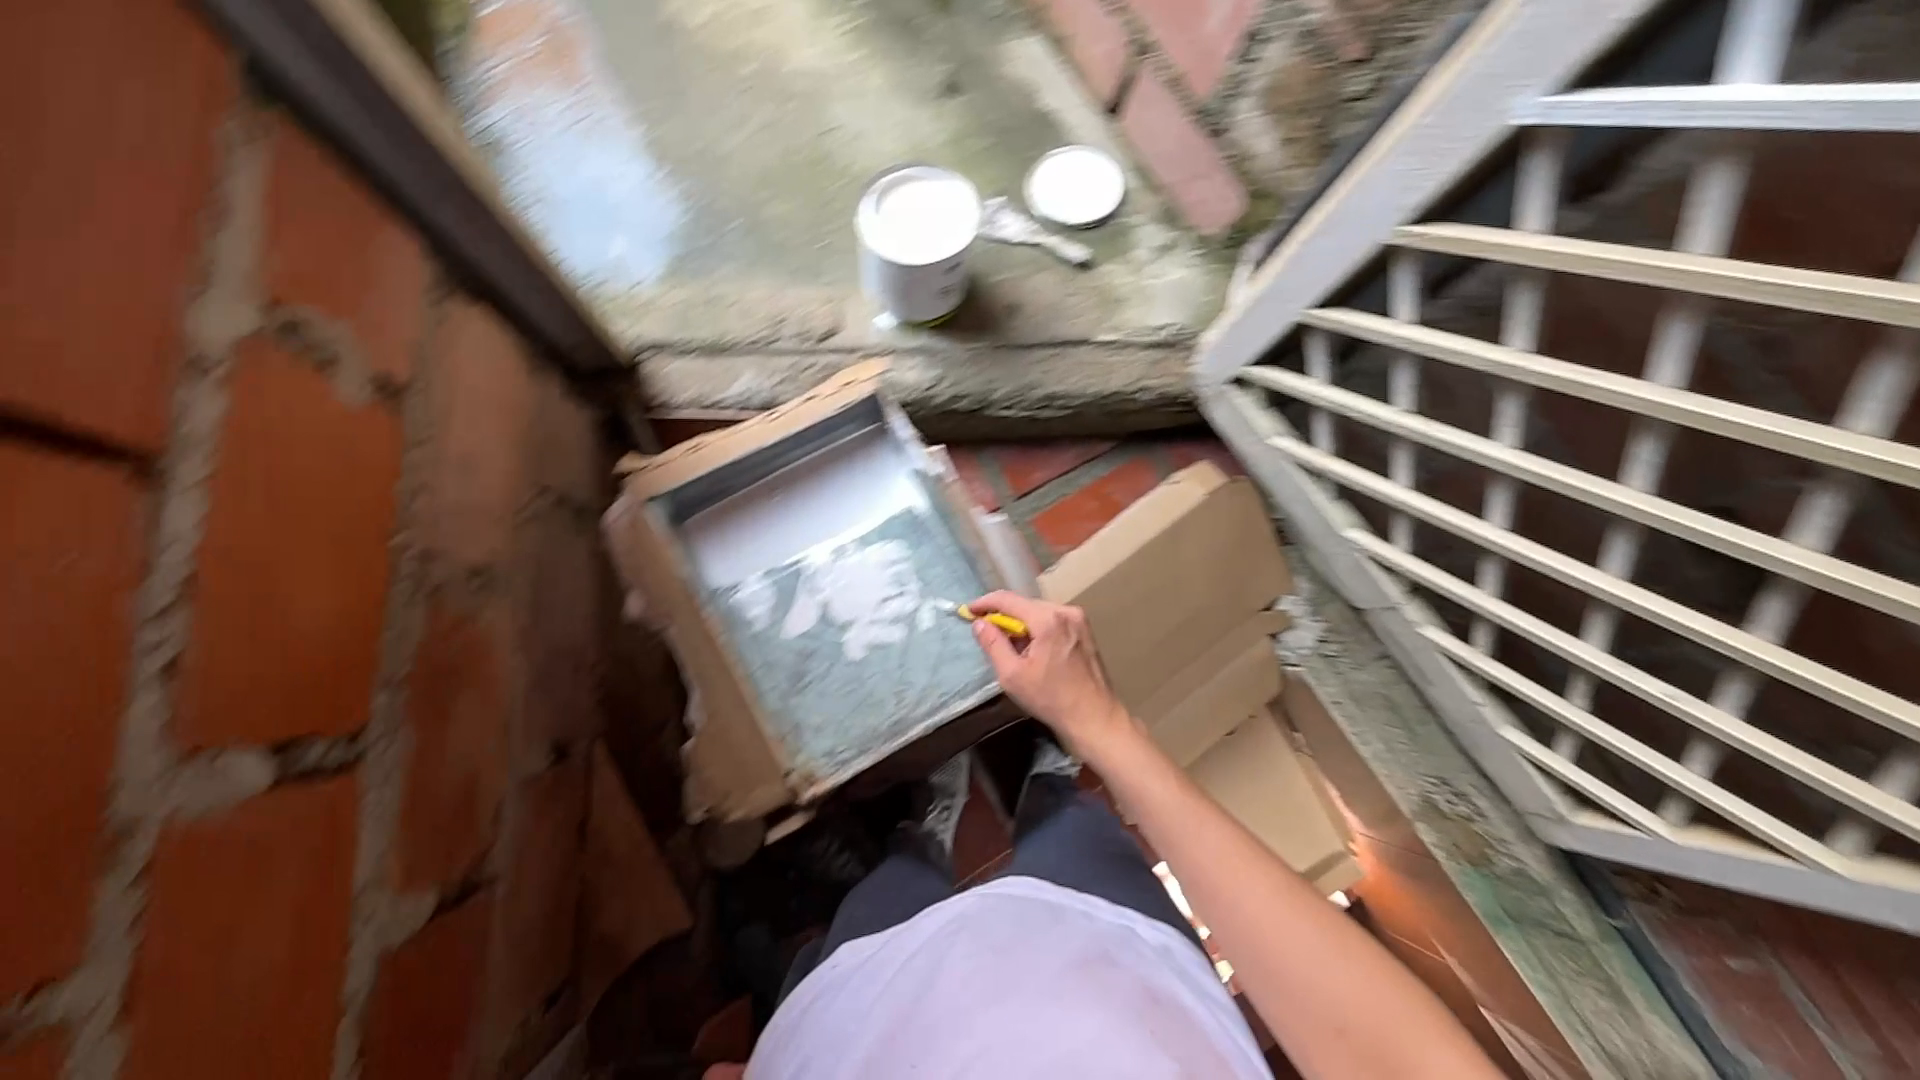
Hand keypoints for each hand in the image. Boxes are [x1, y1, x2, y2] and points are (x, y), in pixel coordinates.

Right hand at [965, 591, 1136, 755]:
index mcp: (1048, 619)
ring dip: (1022, 624)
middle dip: (1004, 616)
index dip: (984, 603)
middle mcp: (1066, 611)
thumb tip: (979, 623)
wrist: (1094, 717)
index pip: (1008, 599)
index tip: (968, 611)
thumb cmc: (1051, 699)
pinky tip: (1033, 650)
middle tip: (987, 633)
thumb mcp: (1012, 675)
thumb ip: (992, 644)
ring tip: (1011, 647)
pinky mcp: (1085, 630)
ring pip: (1039, 612)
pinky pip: (1053, 620)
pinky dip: (1038, 629)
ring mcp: (1079, 619)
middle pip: (1025, 604)